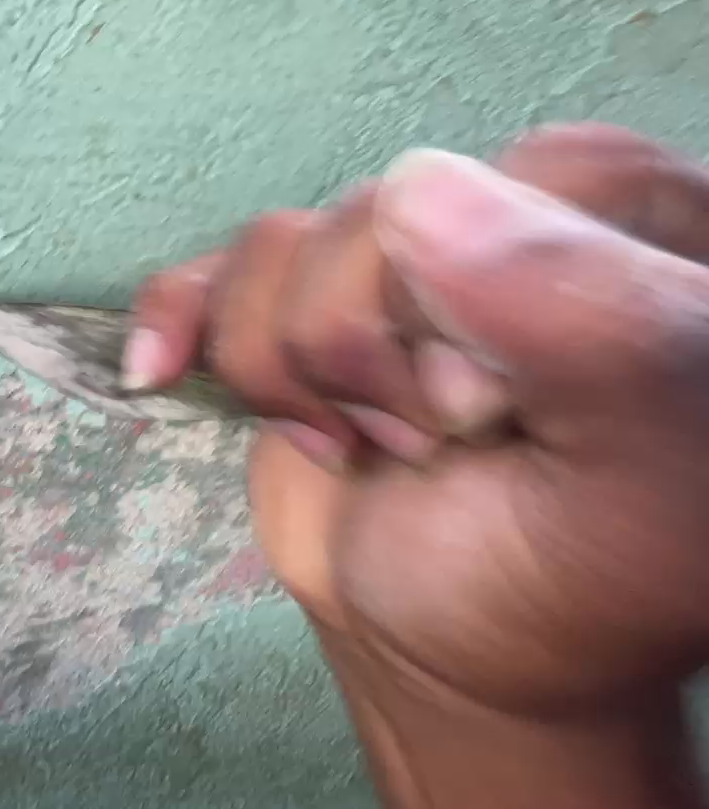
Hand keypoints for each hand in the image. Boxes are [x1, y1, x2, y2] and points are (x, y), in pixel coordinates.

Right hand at [129, 125, 708, 807]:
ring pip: (272, 245)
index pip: (540, 175)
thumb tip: (420, 189)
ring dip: (284, 369)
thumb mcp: (644, 488)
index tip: (483, 406)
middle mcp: (494, 232)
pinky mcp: (266, 307)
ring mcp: (363, 271)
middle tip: (422, 436)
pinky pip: (189, 273)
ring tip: (353, 439)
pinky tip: (164, 370)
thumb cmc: (561, 582)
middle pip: (380, 209)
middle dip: (373, 348)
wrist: (429, 632)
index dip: (489, 289)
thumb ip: (597, 333)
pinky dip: (169, 324)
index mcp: (635, 246)